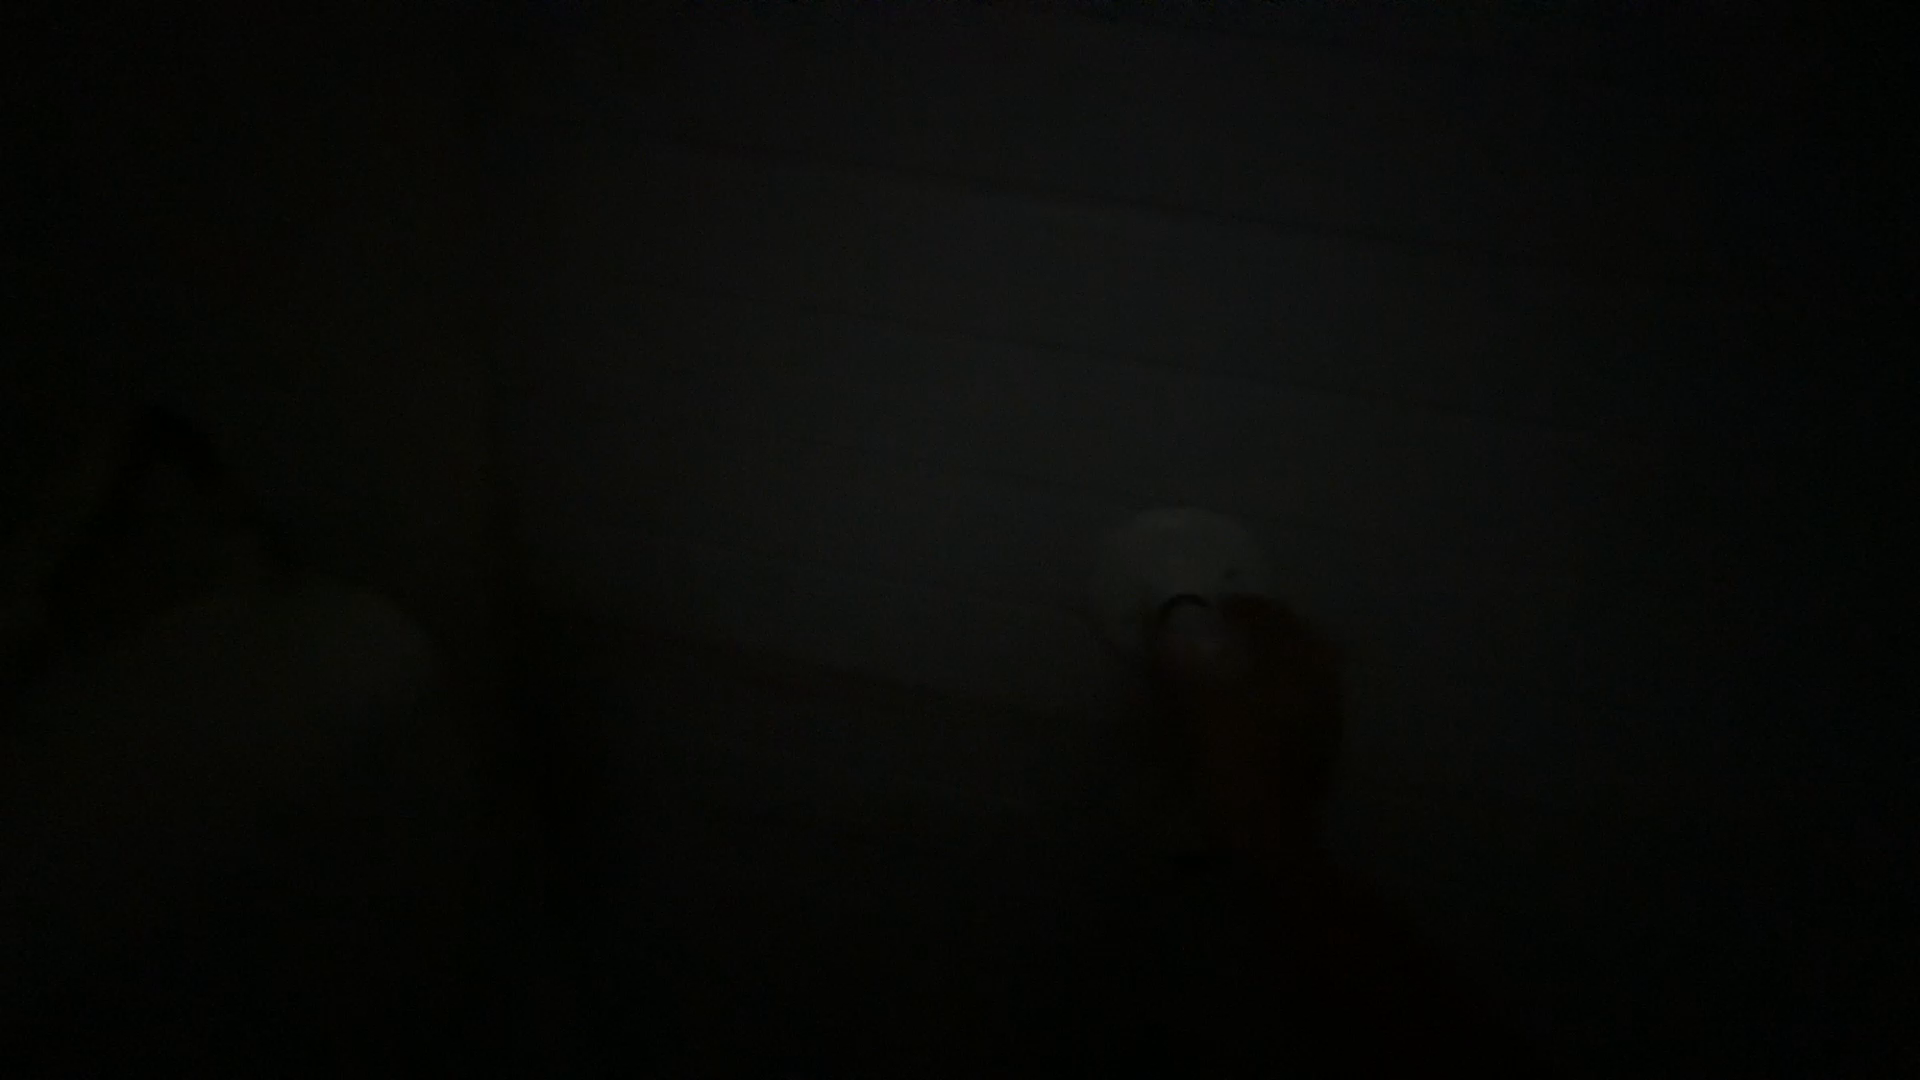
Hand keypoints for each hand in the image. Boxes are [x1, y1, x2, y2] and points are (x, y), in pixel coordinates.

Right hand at [1150, 594, 1342, 860]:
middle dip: (1273, 627)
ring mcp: (1327, 718)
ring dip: (1282, 654)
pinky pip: (1310, 696)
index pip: (1276, 621)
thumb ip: (1183, 668)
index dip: (1247, 608)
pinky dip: (1287, 684)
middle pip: (1305, 640)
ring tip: (1249, 658)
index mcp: (1294, 671)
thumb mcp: (1200, 711)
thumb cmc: (1236, 764)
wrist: (1270, 835)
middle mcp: (1319, 687)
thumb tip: (1166, 634)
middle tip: (1240, 627)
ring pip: (1312, 668)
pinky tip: (1261, 697)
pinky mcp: (1323, 746)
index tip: (1219, 607)